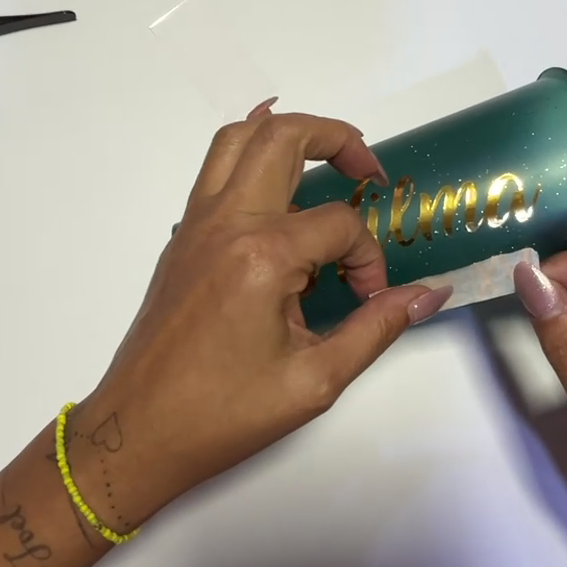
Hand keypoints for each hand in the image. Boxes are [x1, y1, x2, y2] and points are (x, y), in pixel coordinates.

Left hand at [64, 103, 451, 537]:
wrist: (137, 431)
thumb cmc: (224, 414)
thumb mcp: (314, 380)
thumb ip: (376, 328)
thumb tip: (429, 294)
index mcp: (261, 255)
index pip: (339, 225)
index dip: (369, 258)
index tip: (370, 298)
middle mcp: (225, 222)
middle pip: (281, 137)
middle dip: (336, 139)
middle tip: (368, 172)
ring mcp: (195, 224)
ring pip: (238, 138)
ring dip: (288, 135)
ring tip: (326, 162)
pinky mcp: (182, 237)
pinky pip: (216, 168)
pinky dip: (251, 154)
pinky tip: (277, 182)